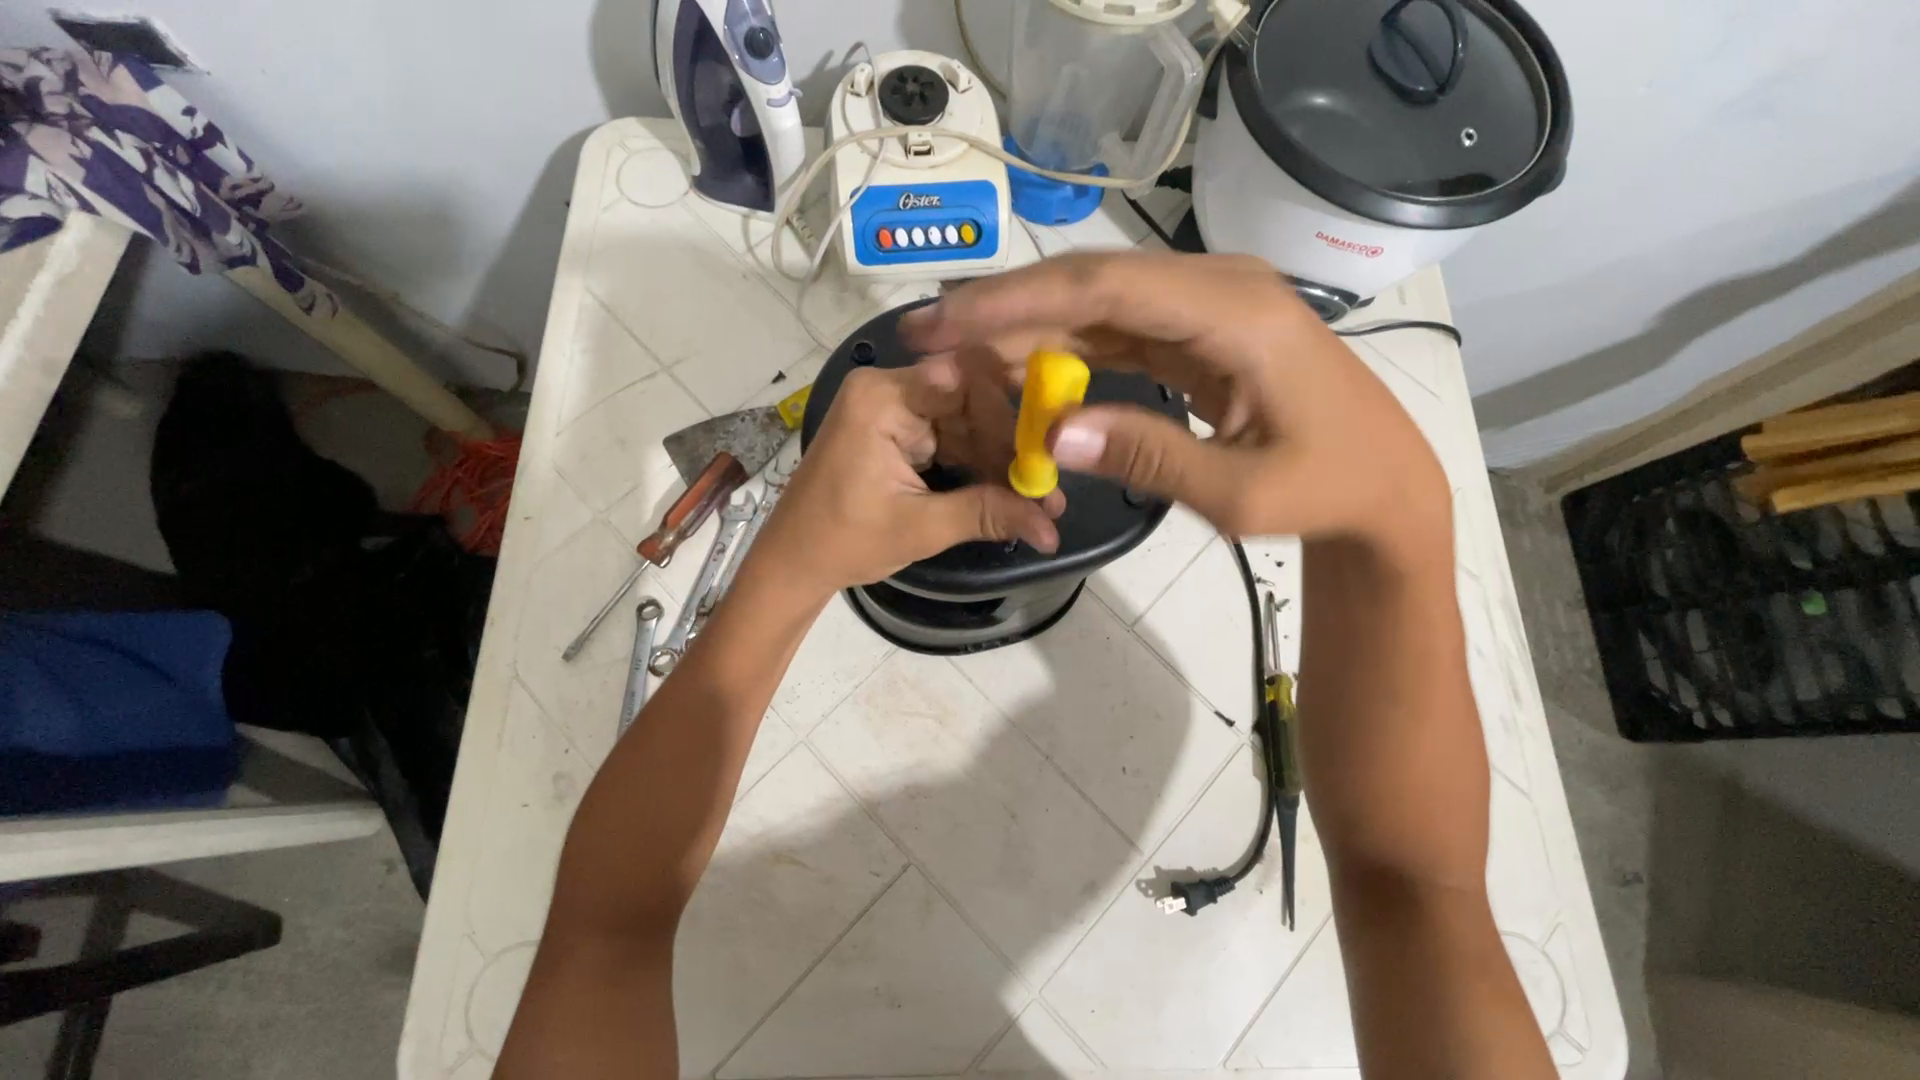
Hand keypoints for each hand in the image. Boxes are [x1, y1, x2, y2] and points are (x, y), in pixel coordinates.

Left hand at [752, 358, 1061, 597]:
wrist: (792, 564)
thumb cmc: (843, 541)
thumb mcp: (920, 527)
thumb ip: (987, 513)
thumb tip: (1052, 526)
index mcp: (883, 396)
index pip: (966, 381)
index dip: (1013, 414)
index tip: (1050, 449)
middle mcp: (888, 389)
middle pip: (969, 402)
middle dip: (1010, 448)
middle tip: (1049, 489)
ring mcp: (891, 410)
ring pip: (964, 423)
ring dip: (998, 462)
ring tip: (1039, 500)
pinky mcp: (895, 433)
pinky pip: (948, 439)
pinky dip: (975, 466)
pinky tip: (1008, 493)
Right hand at [900, 253, 1449, 550]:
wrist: (1384, 483)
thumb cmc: (1326, 489)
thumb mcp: (1238, 493)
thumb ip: (1147, 457)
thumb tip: (1052, 435)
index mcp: (1237, 313)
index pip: (1106, 287)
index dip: (1018, 301)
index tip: (948, 323)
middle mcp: (1218, 288)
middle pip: (1091, 281)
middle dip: (1004, 306)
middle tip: (927, 332)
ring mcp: (1207, 304)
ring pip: (1096, 301)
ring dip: (1026, 325)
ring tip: (955, 350)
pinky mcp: (1198, 328)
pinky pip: (1117, 328)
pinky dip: (1064, 346)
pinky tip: (1017, 364)